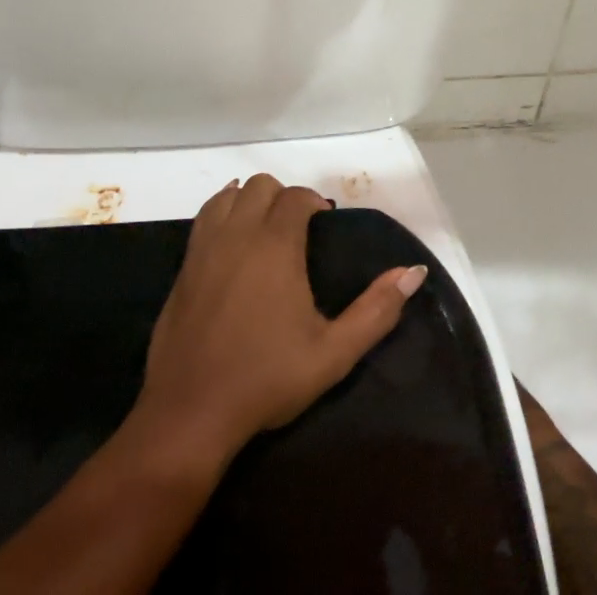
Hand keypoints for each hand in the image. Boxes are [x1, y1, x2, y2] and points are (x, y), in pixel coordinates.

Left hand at [134, 174, 428, 454]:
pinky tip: (232, 242)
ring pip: (225, 197)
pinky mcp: (182, 269)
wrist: (191, 409)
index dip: (313, 201)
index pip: (295, 197)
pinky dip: (221, 215)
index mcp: (275, 247)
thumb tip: (413, 273)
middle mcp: (236, 236)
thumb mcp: (334, 353)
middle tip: (300, 229)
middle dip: (283, 196)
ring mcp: (203, 250)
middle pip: (259, 186)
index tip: (326, 223)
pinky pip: (203, 220)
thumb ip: (376, 310)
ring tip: (266, 229)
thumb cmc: (267, 379)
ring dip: (249, 200)